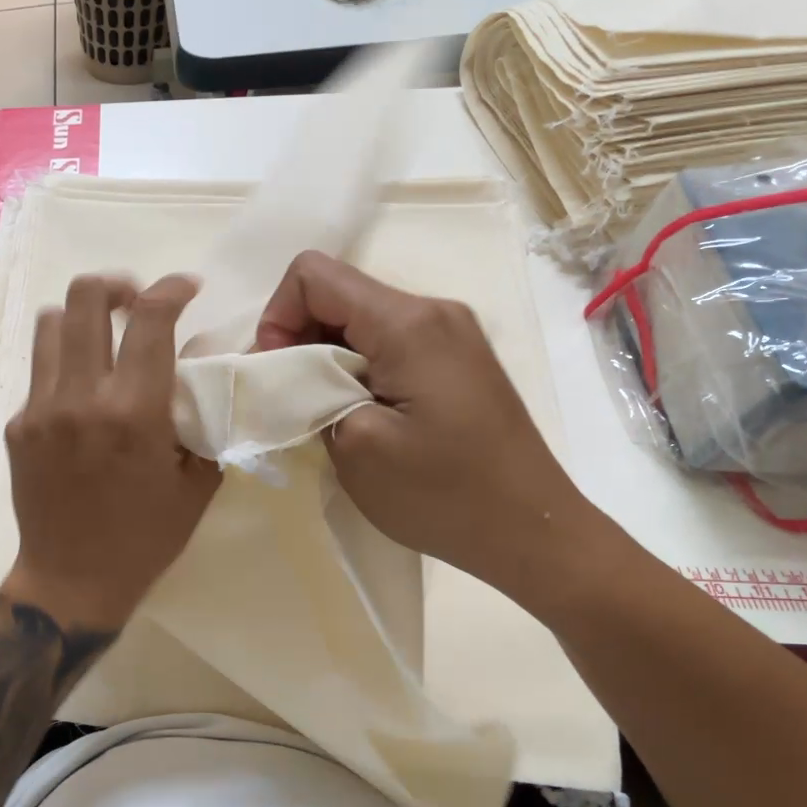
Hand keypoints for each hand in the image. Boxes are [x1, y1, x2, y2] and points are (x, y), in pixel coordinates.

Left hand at [4, 275, 221, 628]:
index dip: (172, 288)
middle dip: (116, 286)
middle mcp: (81, 398)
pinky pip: (38, 374)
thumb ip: (201, 422)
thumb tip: (200, 377)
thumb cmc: (144, 540)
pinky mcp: (17, 427)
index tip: (187, 289)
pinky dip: (62, 368)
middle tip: (133, 304)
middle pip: (85, 298)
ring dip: (79, 318)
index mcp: (134, 411)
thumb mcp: (196, 484)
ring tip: (99, 338)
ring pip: (50, 324)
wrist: (71, 580)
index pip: (150, 316)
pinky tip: (79, 398)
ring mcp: (40, 410)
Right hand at [256, 252, 604, 593]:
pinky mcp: (454, 361)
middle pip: (336, 293)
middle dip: (296, 338)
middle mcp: (432, 311)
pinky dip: (353, 369)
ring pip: (357, 320)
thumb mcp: (355, 446)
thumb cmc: (441, 493)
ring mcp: (449, 334)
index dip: (277, 317)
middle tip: (293, 400)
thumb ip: (310, 392)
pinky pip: (385, 343)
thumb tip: (289, 372)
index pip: (313, 275)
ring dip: (324, 359)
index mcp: (409, 323)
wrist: (530, 531)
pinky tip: (355, 415)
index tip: (278, 373)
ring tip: (322, 413)